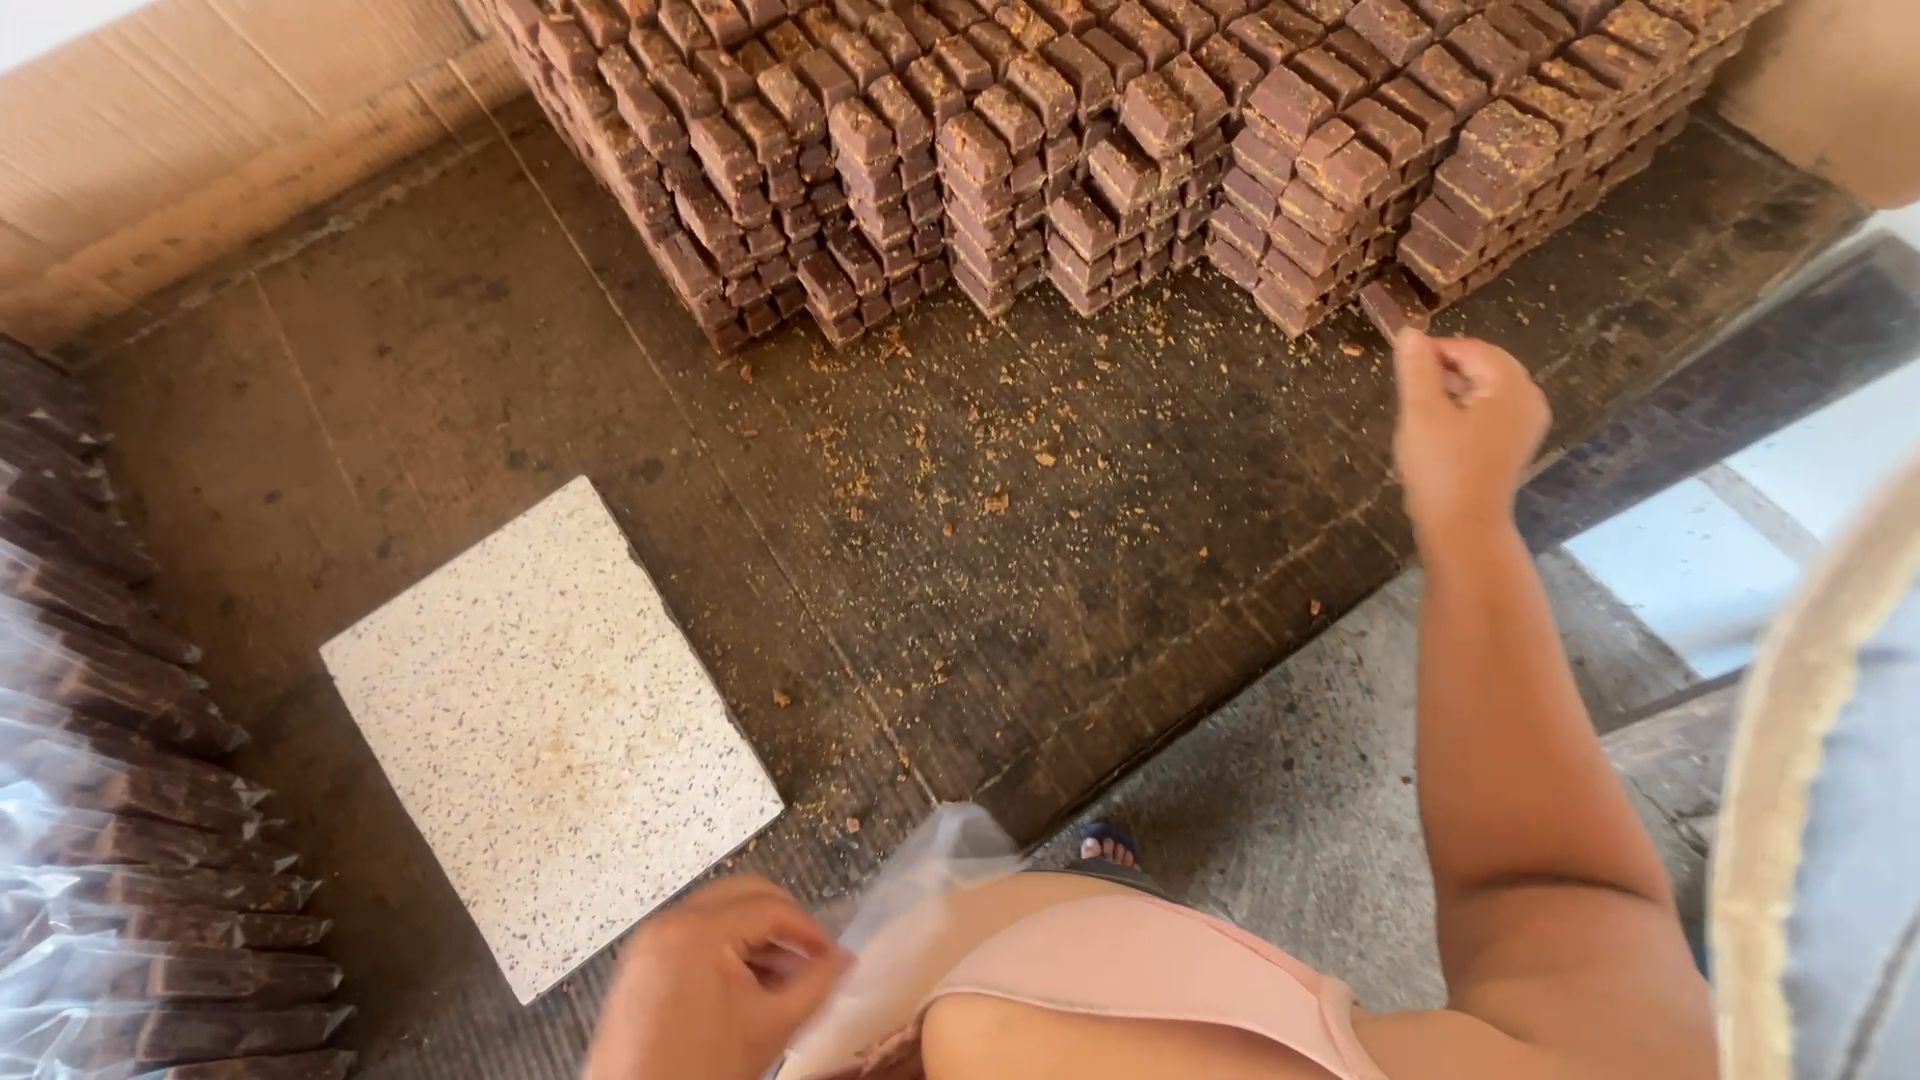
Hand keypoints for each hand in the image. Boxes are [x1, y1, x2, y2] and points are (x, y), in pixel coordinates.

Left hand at [586, 876, 851, 1079]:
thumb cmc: (703, 1068)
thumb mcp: (770, 1026)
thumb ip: (816, 984)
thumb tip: (846, 958)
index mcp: (699, 929)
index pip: (770, 907)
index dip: (807, 929)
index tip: (830, 956)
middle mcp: (670, 920)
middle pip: (743, 895)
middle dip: (782, 922)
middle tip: (809, 955)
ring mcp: (650, 940)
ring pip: (720, 913)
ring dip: (755, 935)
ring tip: (782, 977)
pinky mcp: (640, 961)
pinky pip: (694, 934)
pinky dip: (726, 947)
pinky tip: (747, 984)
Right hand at [1391, 330, 1549, 548]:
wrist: (1462, 524)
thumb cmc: (1440, 466)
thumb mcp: (1421, 413)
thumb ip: (1416, 370)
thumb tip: (1410, 333)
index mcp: (1511, 386)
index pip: (1472, 349)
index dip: (1435, 349)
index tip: (1400, 359)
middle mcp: (1528, 399)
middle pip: (1484, 366)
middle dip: (1444, 368)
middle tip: (1406, 383)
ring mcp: (1525, 424)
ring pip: (1485, 389)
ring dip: (1451, 389)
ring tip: (1417, 405)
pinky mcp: (1513, 444)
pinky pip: (1489, 411)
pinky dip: (1463, 408)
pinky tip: (1437, 426)